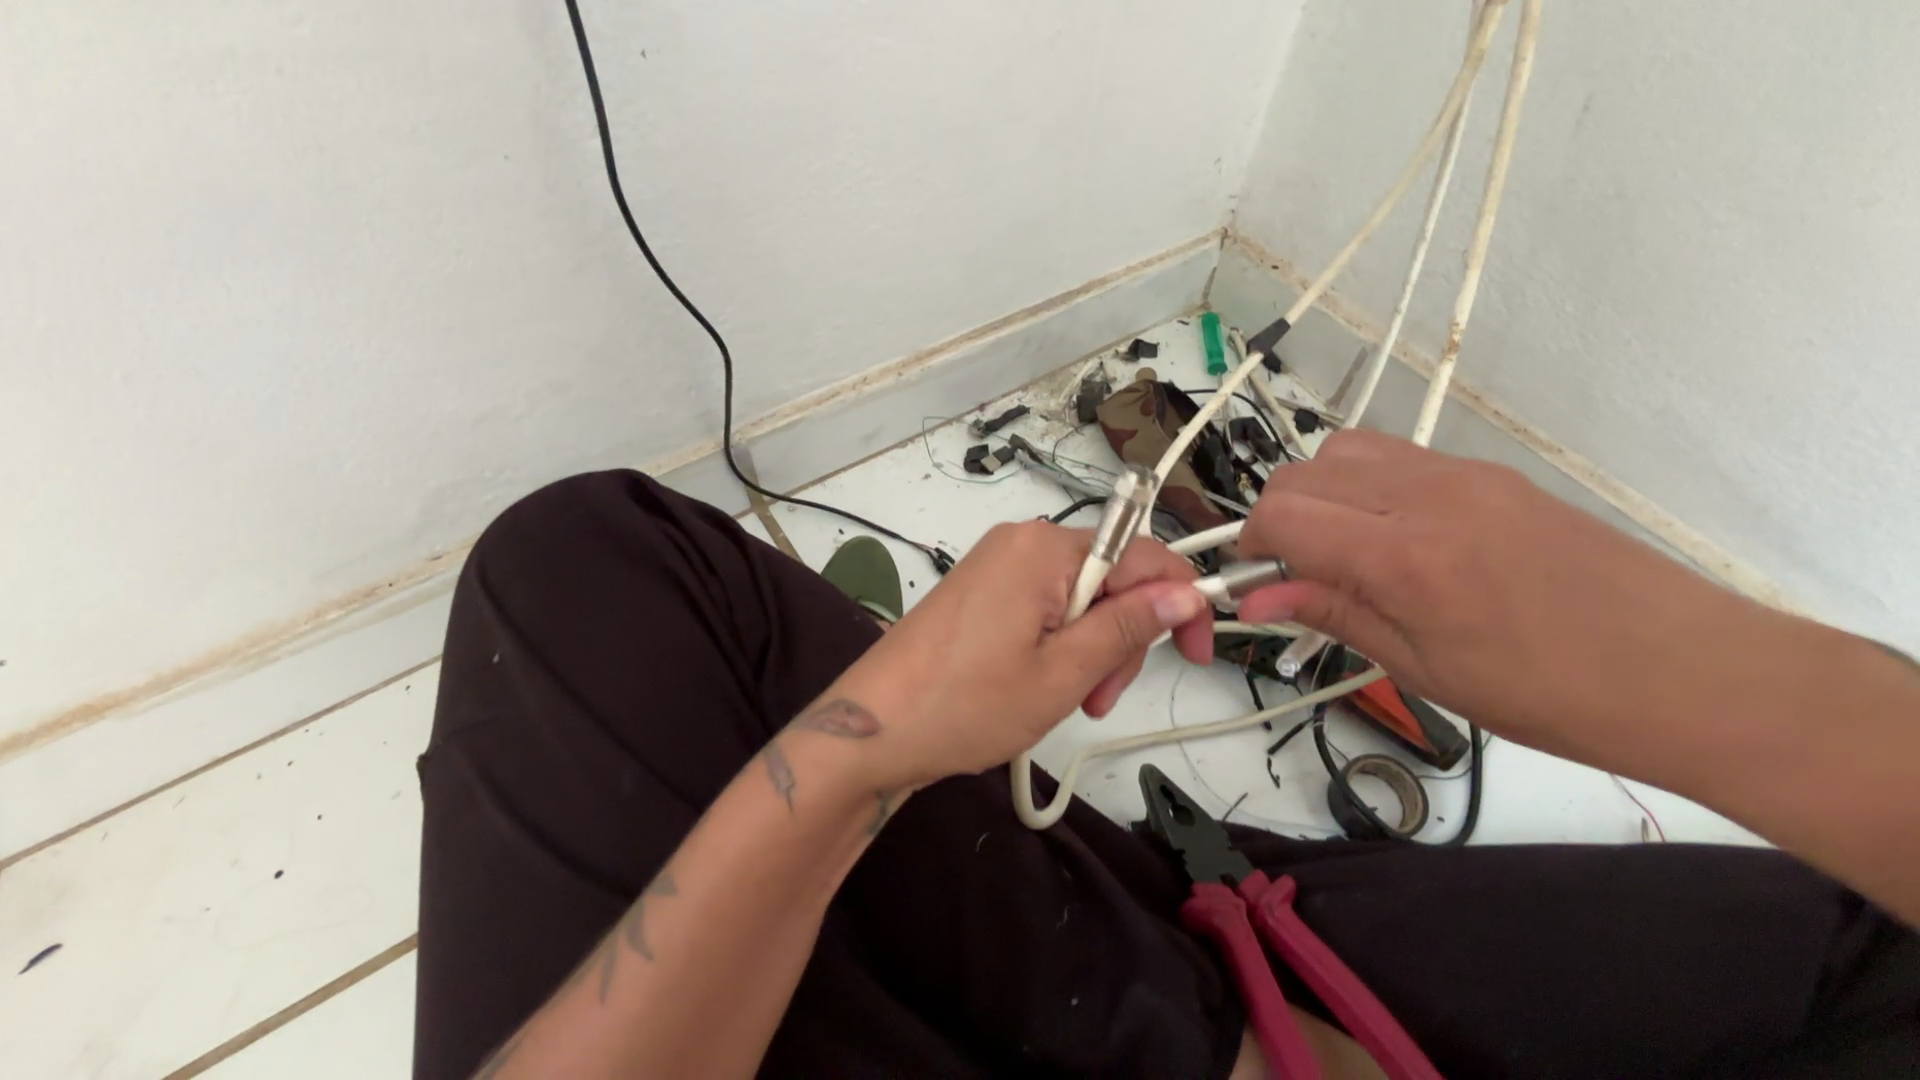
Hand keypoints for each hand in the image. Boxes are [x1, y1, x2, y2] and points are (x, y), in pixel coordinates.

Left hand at [829, 521, 1213, 788]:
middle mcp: (1020, 542)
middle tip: (1099, 699)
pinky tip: (1042, 686)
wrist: (872, 729)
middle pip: (1109, 576)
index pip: (1142, 554)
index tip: (1198, 655)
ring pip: (1078, 597)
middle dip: (1122, 636)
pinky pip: (1043, 606)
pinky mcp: (980, 591)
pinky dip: (1058, 645)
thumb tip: (1188, 591)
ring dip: (1091, 649)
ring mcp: (996, 565)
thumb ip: (1128, 625)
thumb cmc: (967, 704)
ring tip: (1069, 702)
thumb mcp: (1063, 672)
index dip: (1180, 602)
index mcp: (1043, 549)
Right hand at [1232, 429, 1807, 760]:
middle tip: (1295, 575)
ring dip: (1319, 495)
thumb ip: (1331, 614)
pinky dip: (1366, 487)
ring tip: (1341, 552)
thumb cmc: (1550, 692)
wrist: (1689, 671)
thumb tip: (1254, 601)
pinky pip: (1398, 457)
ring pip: (1345, 451)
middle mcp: (1427, 494)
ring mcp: (1464, 474)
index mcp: (1403, 555)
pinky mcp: (1492, 474)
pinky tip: (1392, 539)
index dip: (1251, 548)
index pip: (1282, 515)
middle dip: (1278, 519)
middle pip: (1302, 473)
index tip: (1257, 583)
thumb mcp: (1421, 666)